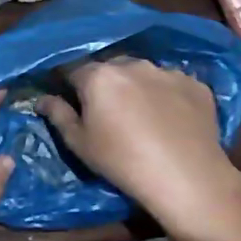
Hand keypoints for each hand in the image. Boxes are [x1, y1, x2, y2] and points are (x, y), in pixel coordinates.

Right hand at [38, 59, 240, 240]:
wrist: (185, 175)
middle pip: (109, 67)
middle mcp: (133, 65)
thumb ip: (58, 114)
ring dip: (134, 85)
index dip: (66, 83)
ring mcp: (169, 72)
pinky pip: (170, 83)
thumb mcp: (78, 142)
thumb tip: (43, 99)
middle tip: (103, 108)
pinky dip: (163, 94)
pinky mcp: (197, 85)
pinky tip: (166, 116)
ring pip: (141, 72)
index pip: (71, 68)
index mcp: (99, 76)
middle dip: (102, 82)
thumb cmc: (120, 160)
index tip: (66, 98)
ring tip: (137, 112)